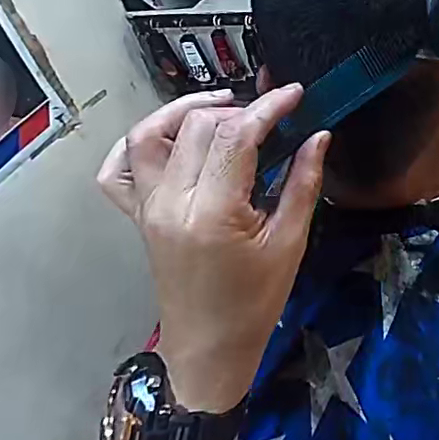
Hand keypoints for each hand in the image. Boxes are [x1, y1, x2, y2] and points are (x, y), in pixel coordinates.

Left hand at [97, 86, 329, 408]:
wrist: (210, 345)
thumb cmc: (257, 299)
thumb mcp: (291, 241)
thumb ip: (304, 182)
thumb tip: (319, 136)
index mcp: (214, 212)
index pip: (236, 136)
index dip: (269, 107)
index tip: (295, 94)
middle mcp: (171, 203)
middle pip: (195, 126)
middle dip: (238, 108)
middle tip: (270, 115)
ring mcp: (146, 208)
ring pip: (148, 135)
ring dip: (185, 111)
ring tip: (223, 107)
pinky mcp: (136, 215)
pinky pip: (119, 168)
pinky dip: (139, 142)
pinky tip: (172, 136)